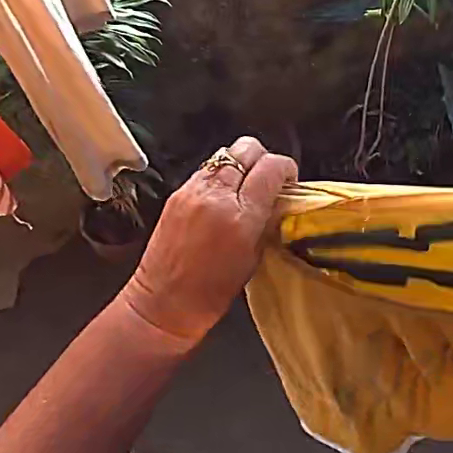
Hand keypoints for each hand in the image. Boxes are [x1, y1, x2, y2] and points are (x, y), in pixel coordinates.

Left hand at [117, 136, 296, 344]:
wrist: (163, 304)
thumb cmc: (213, 291)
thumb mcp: (256, 255)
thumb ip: (269, 219)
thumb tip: (280, 198)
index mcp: (240, 215)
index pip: (272, 167)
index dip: (287, 169)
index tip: (290, 181)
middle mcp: (215, 196)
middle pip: (247, 148)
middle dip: (264, 160)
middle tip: (268, 181)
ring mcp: (192, 191)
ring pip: (226, 153)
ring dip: (241, 165)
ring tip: (245, 188)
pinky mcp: (177, 194)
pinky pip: (207, 169)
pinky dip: (221, 175)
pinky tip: (223, 196)